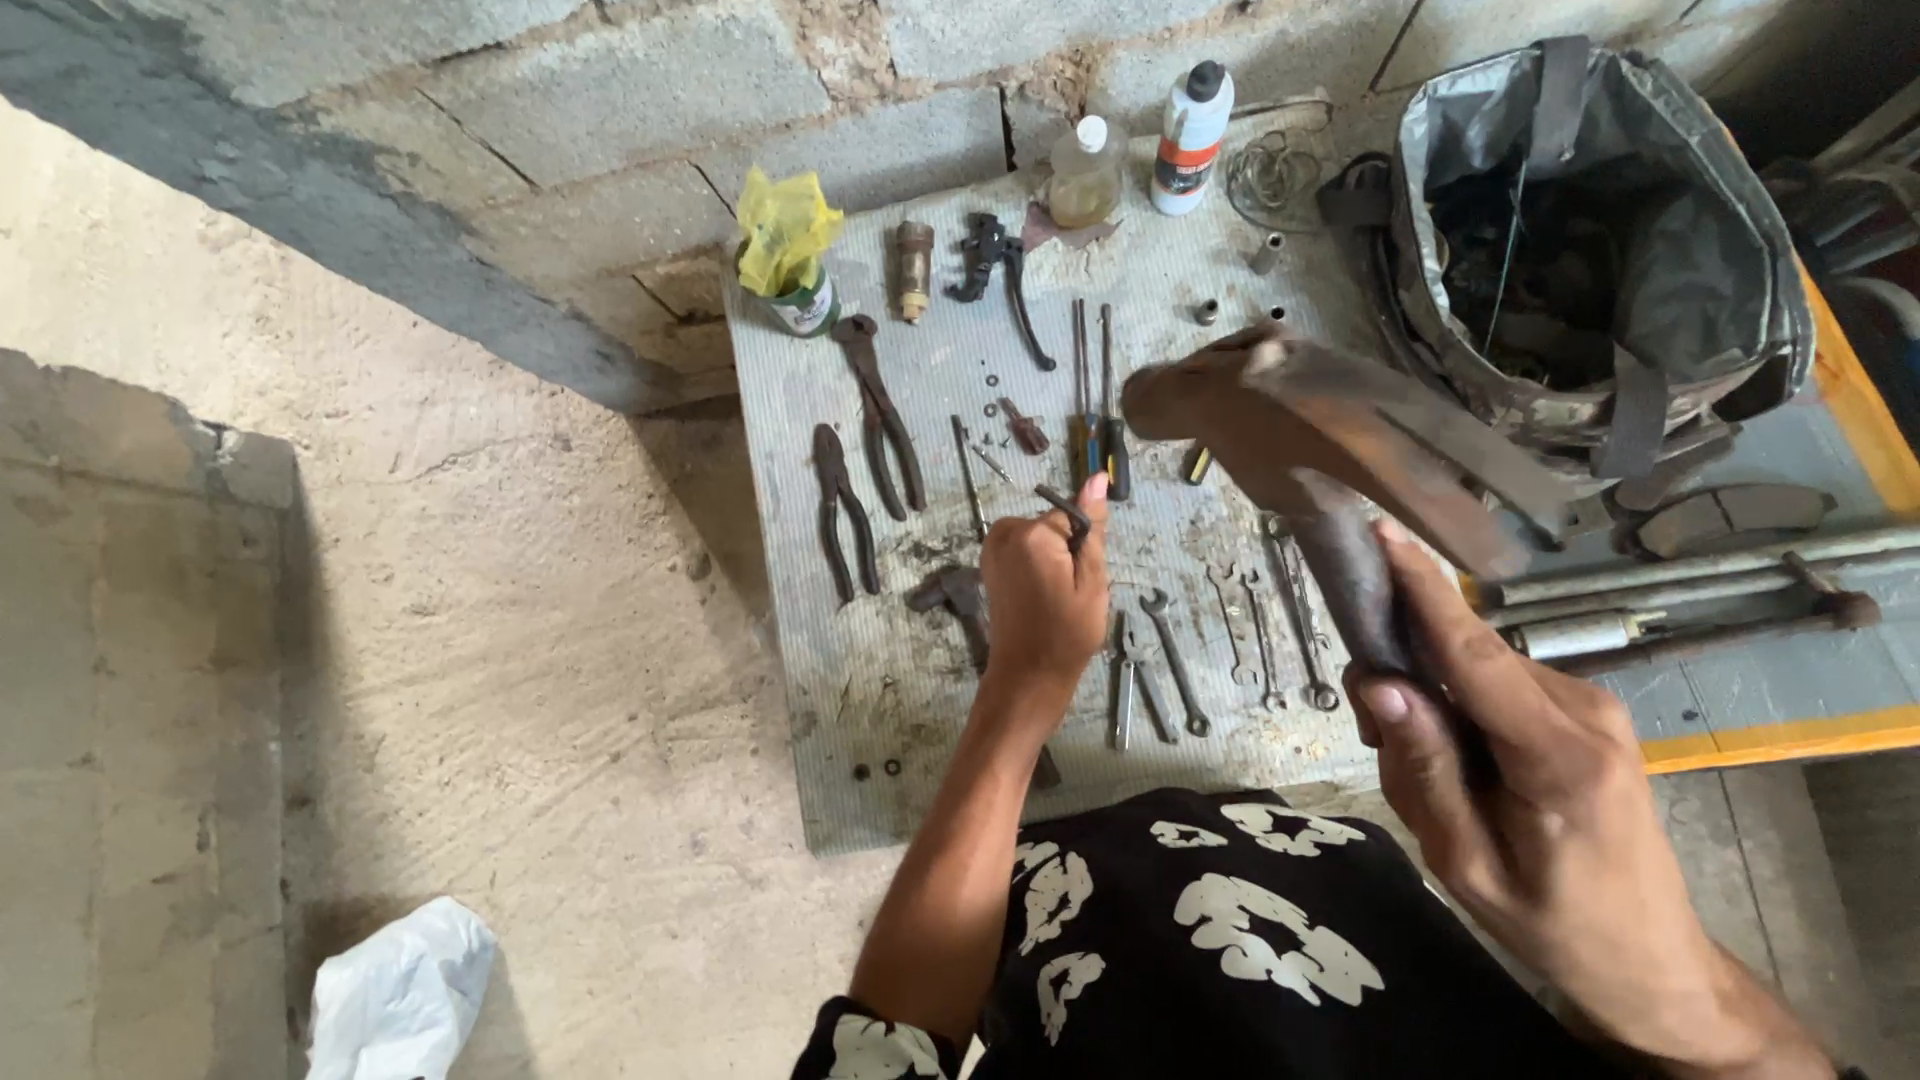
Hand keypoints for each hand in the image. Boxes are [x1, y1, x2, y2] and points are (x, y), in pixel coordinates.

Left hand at [979, 474, 1110, 698]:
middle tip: (1071, 592)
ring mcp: (991, 549)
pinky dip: (1035, 566)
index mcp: (1032, 534)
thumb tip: (1096, 478)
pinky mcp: (988, 564)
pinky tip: (1040, 595)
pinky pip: (1023, 550)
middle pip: (1053, 525)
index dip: (1084, 548)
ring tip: (1056, 596)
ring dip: (1052, 560)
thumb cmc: (1067, 632)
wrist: (1028, 674)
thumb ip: (1092, 528)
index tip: (1081, 580)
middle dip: (1067, 551)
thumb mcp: (1092, 580)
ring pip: (1040, 538)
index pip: (1073, 518)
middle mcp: (1005, 533)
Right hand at [1350, 520, 1828, 1078]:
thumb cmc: (1550, 921)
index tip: (1384, 530)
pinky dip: (1455, 709)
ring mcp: (1588, 704)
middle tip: (1384, 748)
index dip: (1422, 589)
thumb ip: (1422, 766)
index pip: (1471, 652)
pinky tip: (1462, 767)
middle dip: (1403, 679)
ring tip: (1434, 780)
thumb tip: (1378, 682)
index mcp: (1557, 754)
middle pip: (1459, 657)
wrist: (1650, 959)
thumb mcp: (1463, 860)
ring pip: (1470, 669)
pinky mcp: (1581, 710)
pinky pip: (1491, 684)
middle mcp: (1581, 709)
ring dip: (1429, 703)